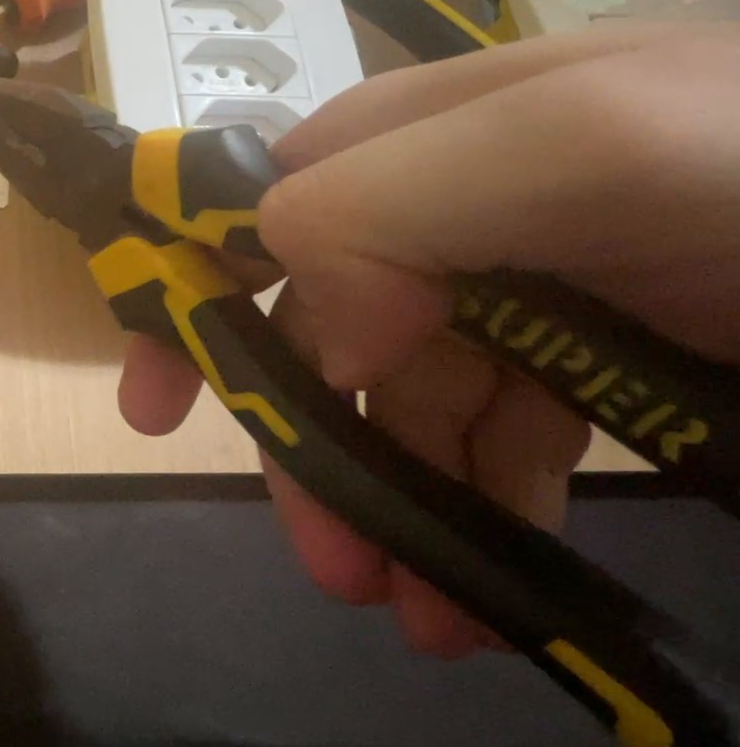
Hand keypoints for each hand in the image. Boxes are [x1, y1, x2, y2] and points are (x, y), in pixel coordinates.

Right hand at [119, 25, 739, 656]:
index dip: (183, 298)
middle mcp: (441, 210)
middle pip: (310, 328)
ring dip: (384, 502)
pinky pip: (487, 443)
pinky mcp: (589, 363)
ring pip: (393, 400)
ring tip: (404, 606)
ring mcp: (516, 291)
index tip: (157, 405)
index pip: (243, 211)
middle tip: (314, 549)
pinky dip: (472, 519)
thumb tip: (314, 322)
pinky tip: (478, 595)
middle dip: (296, 437)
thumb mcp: (580, 142)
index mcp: (409, 140)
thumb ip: (382, 204)